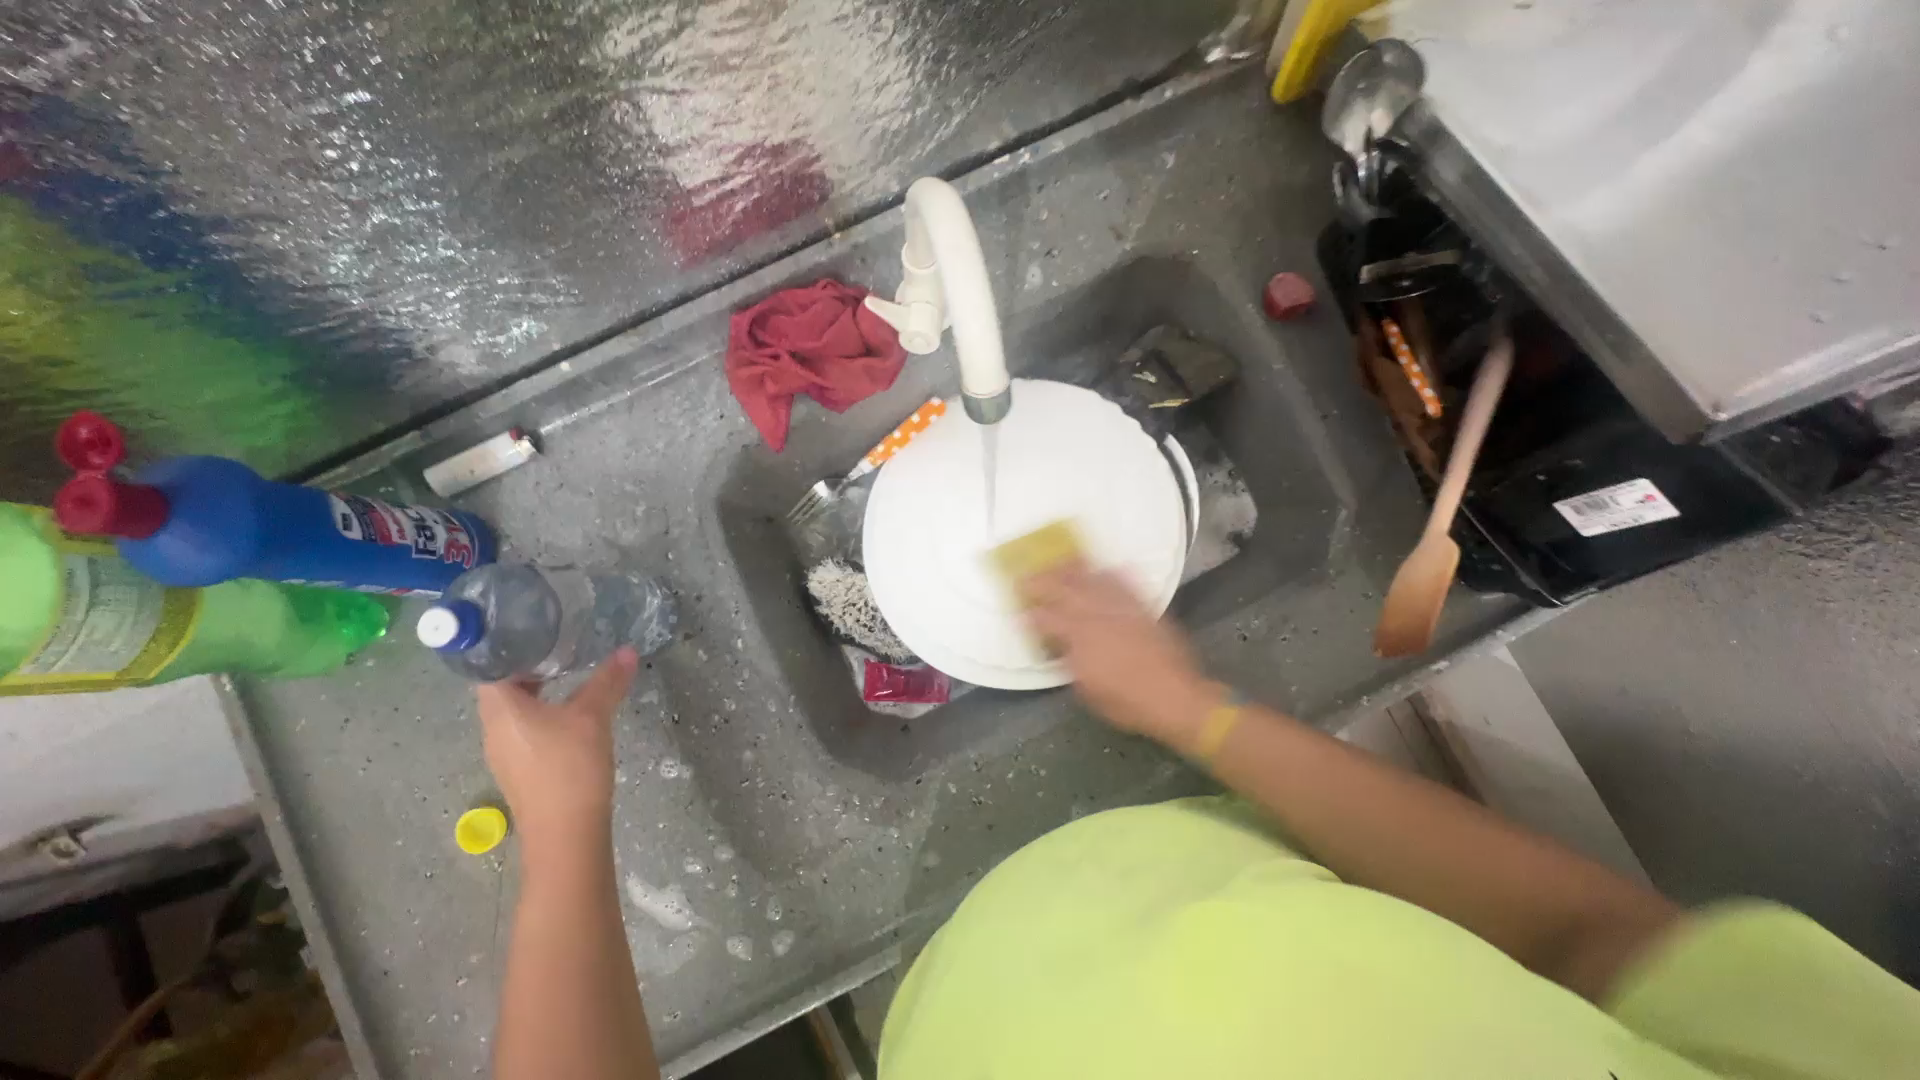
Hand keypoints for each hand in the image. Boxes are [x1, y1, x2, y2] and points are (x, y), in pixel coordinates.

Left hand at [475, 648, 638, 860]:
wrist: (566, 834)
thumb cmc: (569, 767)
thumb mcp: (593, 717)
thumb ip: (608, 681)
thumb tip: (627, 650)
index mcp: (500, 709)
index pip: (489, 664)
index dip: (505, 643)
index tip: (530, 626)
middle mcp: (494, 728)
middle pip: (501, 686)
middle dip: (526, 664)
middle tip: (555, 643)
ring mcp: (505, 751)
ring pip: (514, 710)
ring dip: (535, 690)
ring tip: (565, 671)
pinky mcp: (521, 769)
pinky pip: (524, 729)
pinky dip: (541, 713)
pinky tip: (569, 712)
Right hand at [1022, 560, 1217, 748]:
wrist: (1175, 697)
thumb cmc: (1127, 702)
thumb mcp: (1087, 690)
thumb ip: (1071, 662)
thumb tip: (1062, 647)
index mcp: (1080, 638)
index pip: (1047, 618)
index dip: (1031, 613)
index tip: (1020, 610)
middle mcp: (1099, 616)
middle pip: (1066, 590)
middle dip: (1044, 580)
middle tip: (1029, 574)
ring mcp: (1123, 609)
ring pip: (1094, 580)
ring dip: (1074, 569)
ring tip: (1061, 561)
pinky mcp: (1144, 608)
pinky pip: (1126, 584)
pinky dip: (1113, 574)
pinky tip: (1105, 569)